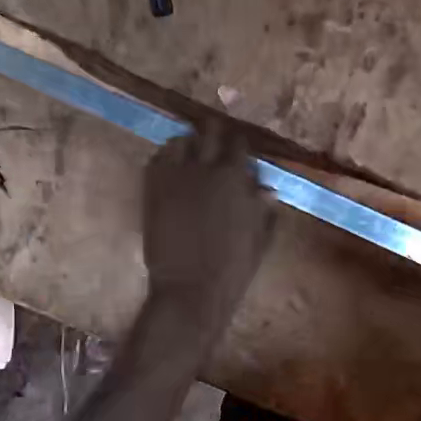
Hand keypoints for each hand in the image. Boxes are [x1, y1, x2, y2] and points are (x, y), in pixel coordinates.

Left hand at [143, 121, 274, 327]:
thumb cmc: (233, 266)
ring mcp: (175, 176)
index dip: (240, 143)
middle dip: (214, 133)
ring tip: (191, 150)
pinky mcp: (152, 188)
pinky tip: (171, 165)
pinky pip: (157, 159)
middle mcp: (205, 168)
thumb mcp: (259, 237)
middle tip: (215, 137)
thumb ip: (263, 209)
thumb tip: (267, 190)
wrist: (190, 287)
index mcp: (236, 178)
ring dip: (188, 143)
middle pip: (209, 133)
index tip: (239, 147)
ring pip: (180, 141)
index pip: (239, 143)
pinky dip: (166, 157)